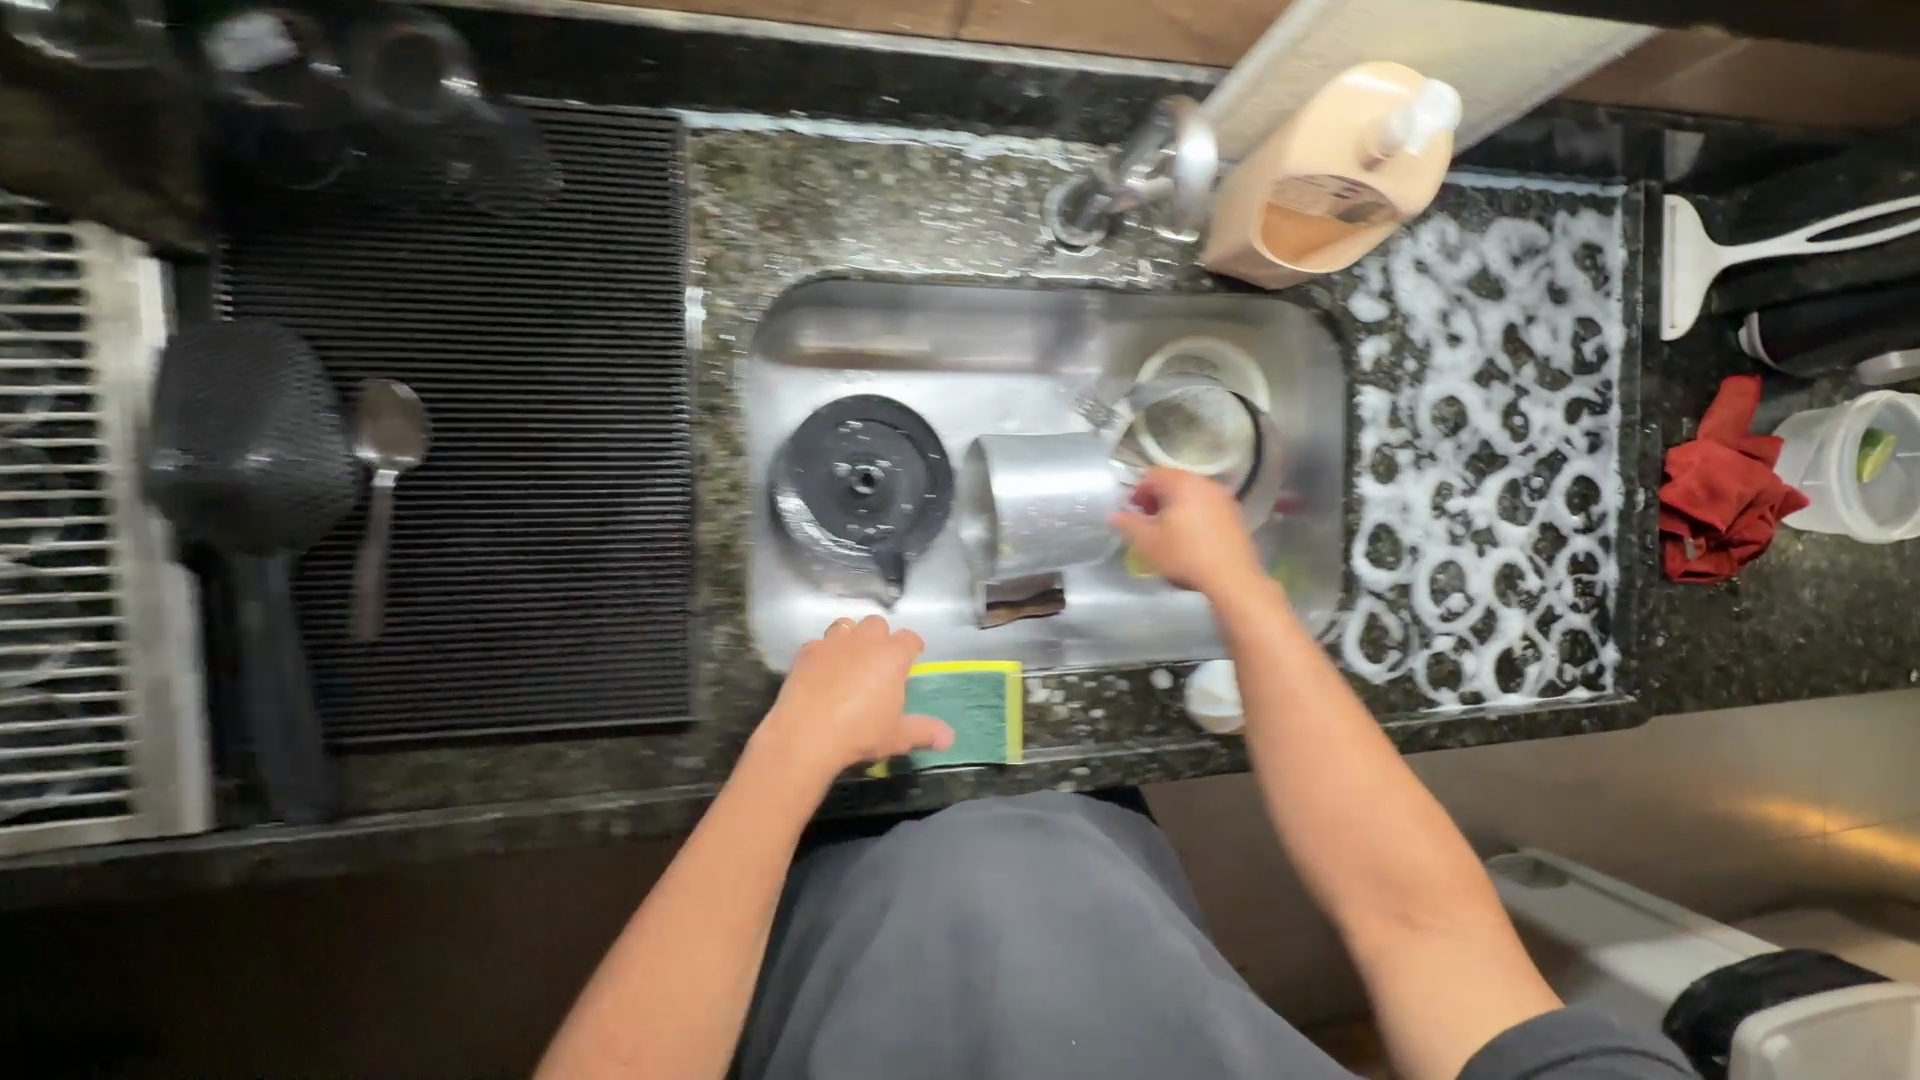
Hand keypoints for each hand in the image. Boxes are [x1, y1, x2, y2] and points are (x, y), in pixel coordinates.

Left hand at [752, 616, 954, 782]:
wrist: (806, 735)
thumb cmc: (860, 733)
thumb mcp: (898, 736)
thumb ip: (924, 731)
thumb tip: (950, 738)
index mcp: (891, 656)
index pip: (909, 638)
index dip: (913, 645)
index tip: (914, 654)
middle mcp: (864, 641)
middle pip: (877, 623)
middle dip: (881, 636)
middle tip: (880, 658)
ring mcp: (832, 643)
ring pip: (845, 625)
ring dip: (851, 636)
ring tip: (850, 657)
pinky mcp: (806, 653)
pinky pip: (818, 643)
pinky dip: (823, 652)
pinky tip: (822, 669)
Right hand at [1112, 467, 1265, 596]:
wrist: (1231, 576)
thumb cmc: (1184, 554)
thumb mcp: (1148, 542)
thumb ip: (1128, 523)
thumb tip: (1113, 514)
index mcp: (1181, 483)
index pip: (1152, 474)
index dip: (1138, 490)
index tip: (1133, 511)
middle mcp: (1204, 483)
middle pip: (1173, 481)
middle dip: (1157, 498)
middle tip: (1148, 520)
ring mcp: (1223, 497)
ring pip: (1191, 493)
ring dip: (1176, 506)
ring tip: (1169, 530)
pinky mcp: (1235, 513)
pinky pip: (1207, 505)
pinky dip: (1194, 513)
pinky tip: (1191, 536)